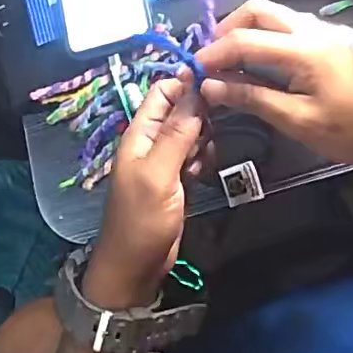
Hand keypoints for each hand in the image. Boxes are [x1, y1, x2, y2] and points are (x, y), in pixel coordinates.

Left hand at [87, 74, 204, 309]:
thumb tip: (194, 87)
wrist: (136, 268)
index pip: (163, 92)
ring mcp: (164, 160)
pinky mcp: (176, 177)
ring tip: (203, 159)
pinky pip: (194, 154)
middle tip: (213, 131)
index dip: (187, 84)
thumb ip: (177, 132)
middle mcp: (151, 141)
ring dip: (204, 138)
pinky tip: (203, 172)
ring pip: (191, 131)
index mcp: (139, 133)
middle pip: (180, 109)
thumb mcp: (159, 173)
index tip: (217, 87)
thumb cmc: (142, 220)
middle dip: (200, 113)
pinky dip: (202, 157)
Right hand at [198, 0, 352, 171]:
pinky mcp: (327, 42)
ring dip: (245, 31)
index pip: (245, 39)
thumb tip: (210, 87)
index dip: (213, 54)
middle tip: (211, 59)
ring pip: (272, 15)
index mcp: (304, 49)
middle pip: (258, 10)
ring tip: (228, 62)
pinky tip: (257, 64)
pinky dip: (262, 37)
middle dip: (227, 29)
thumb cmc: (351, 132)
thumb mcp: (297, 121)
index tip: (192, 71)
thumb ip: (252, 98)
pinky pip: (286, 27)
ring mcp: (321, 33)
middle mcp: (311, 30)